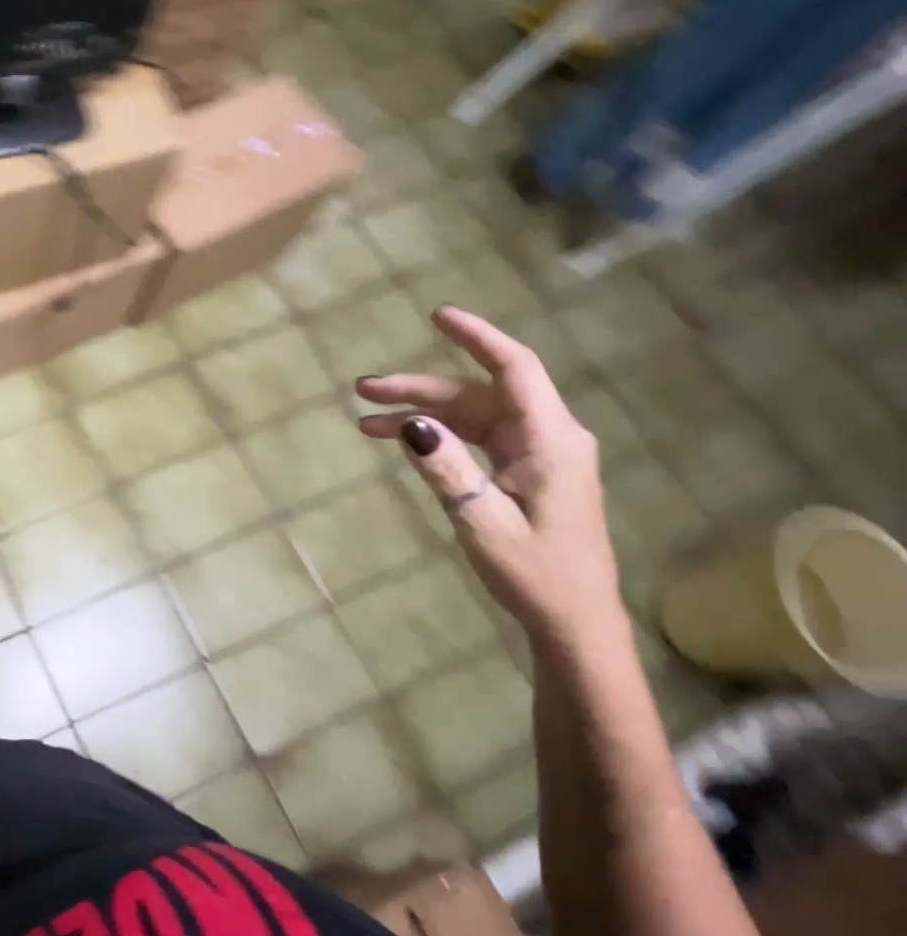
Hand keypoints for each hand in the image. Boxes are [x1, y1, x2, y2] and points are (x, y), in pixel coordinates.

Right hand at [356, 306, 623, 647]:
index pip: (513, 369)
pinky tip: (405, 442)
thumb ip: (447, 469)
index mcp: (549, 441)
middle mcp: (547, 437)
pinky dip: (441, 437)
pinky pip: (479, 439)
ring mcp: (538, 455)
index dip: (476, 337)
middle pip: (479, 394)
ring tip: (366, 420)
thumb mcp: (481, 521)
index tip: (437, 315)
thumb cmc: (534, 573)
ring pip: (475, 416)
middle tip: (362, 391)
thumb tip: (410, 423)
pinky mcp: (527, 473)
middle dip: (420, 389)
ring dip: (424, 414)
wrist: (573, 620)